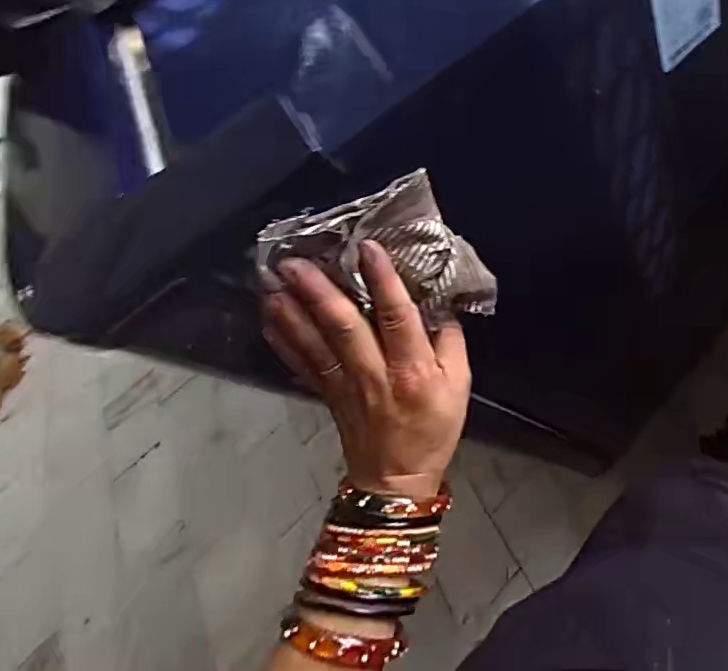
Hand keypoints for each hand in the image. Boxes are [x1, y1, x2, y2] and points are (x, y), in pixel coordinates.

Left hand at [261, 240, 470, 499]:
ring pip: (315, 342)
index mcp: (411, 367)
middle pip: (343, 326)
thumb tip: (437, 301)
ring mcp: (344, 384)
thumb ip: (450, 340)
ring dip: (291, 311)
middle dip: (317, 291)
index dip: (382, 280)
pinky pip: (302, 364)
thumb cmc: (432, 427)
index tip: (366, 247)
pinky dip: (282, 341)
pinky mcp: (327, 393)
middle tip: (294, 262)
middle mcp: (373, 371)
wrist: (396, 480)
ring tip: (272, 282)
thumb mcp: (460, 384)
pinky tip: (268, 319)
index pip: (397, 316)